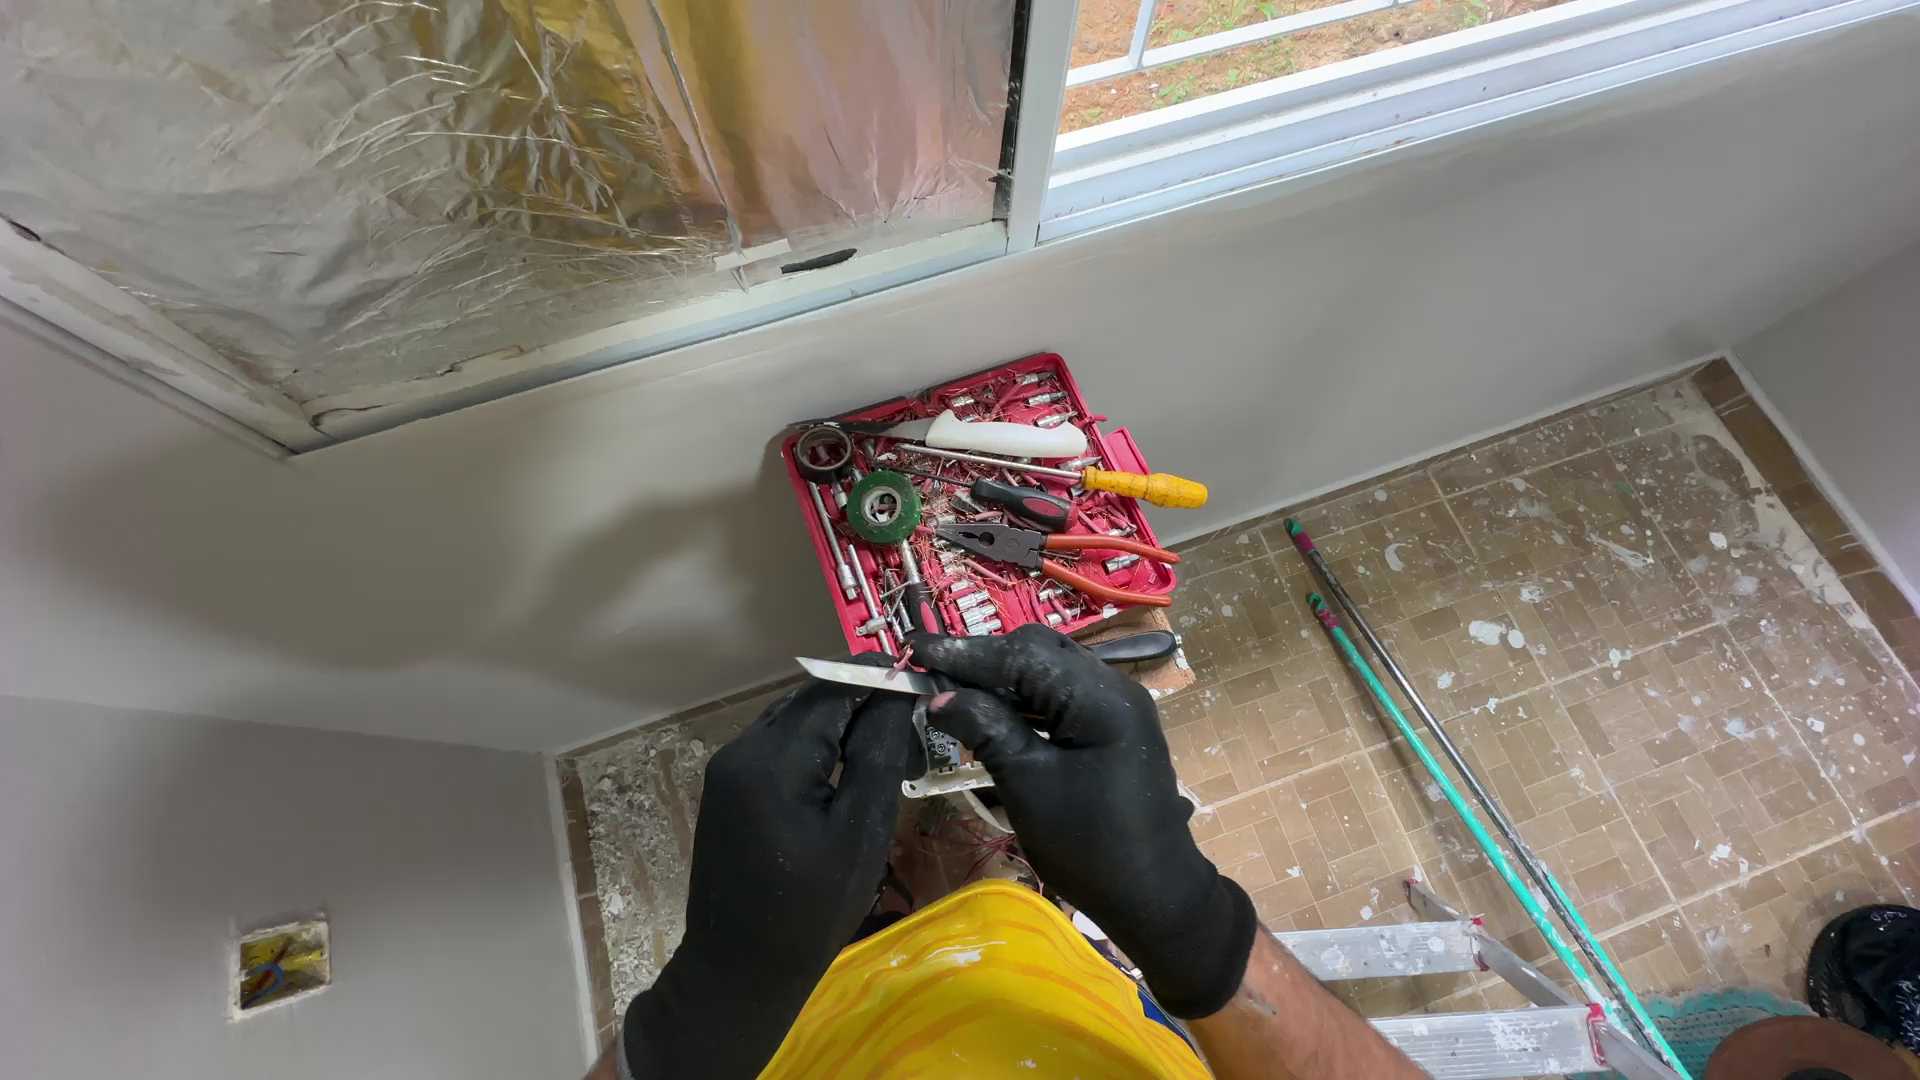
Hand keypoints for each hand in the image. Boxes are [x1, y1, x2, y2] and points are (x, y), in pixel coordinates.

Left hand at [622, 661, 912, 1078]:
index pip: (833, 688)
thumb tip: (896, 690)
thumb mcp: (861, 828)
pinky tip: (846, 759)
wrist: (738, 970)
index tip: (920, 674)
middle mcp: (742, 747)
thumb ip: (879, 750)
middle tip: (911, 710)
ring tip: (887, 733)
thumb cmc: (811, 908)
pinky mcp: (729, 782)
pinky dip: (817, 738)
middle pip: (812, 697)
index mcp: (772, 757)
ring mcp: (730, 764)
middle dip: (862, 694)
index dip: (879, 675)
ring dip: (840, 715)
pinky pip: (780, 740)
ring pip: (796, 715)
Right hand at [912, 625, 1256, 1017]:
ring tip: (949, 689)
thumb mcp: (1029, 786)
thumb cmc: (1090, 849)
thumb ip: (987, 730)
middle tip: (930, 672)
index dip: (964, 651)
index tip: (915, 647)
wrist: (1155, 897)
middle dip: (981, 659)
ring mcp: (1114, 701)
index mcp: (1100, 697)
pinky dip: (1020, 696)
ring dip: (998, 677)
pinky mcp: (1108, 720)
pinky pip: (1057, 691)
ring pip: (1046, 667)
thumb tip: (938, 697)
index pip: (1022, 654)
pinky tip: (989, 710)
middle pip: (1036, 650)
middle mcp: (1112, 685)